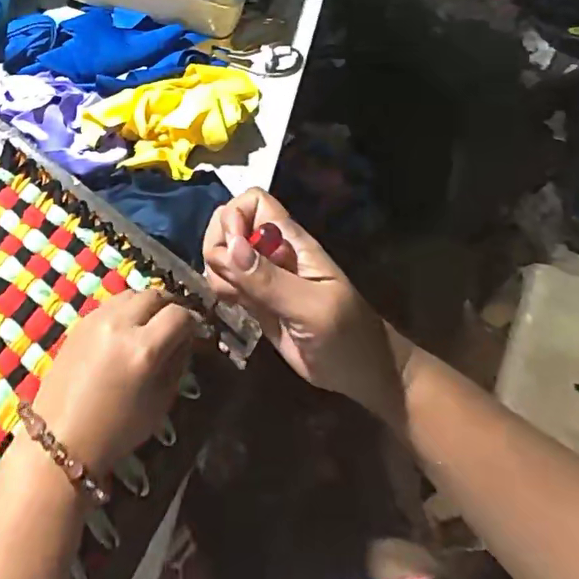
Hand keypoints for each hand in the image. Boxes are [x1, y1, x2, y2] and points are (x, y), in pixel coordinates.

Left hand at [30, 289, 197, 475]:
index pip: (179, 315)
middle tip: (176, 323)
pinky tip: (126, 329)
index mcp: (143, 349)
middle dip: (171, 306)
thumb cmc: (117, 429)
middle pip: (154, 295)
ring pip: (130, 293)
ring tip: (151, 323)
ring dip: (146, 304)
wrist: (62, 435)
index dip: (193, 322)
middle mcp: (119, 324)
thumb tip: (184, 340)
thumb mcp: (160, 402)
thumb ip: (176, 363)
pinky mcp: (80, 322)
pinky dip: (125, 309)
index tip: (196, 332)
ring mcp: (96, 319)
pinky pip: (110, 304)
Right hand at [201, 190, 407, 419]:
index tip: (233, 249)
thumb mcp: (312, 309)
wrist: (362, 376)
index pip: (253, 201)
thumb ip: (269, 280)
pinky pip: (225, 280)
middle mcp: (272, 250)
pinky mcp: (254, 299)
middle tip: (229, 278)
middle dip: (218, 246)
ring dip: (216, 271)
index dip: (235, 217)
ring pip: (222, 252)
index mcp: (291, 240)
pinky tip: (234, 307)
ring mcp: (262, 275)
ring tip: (233, 298)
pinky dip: (220, 289)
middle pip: (228, 223)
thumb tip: (230, 247)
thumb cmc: (348, 337)